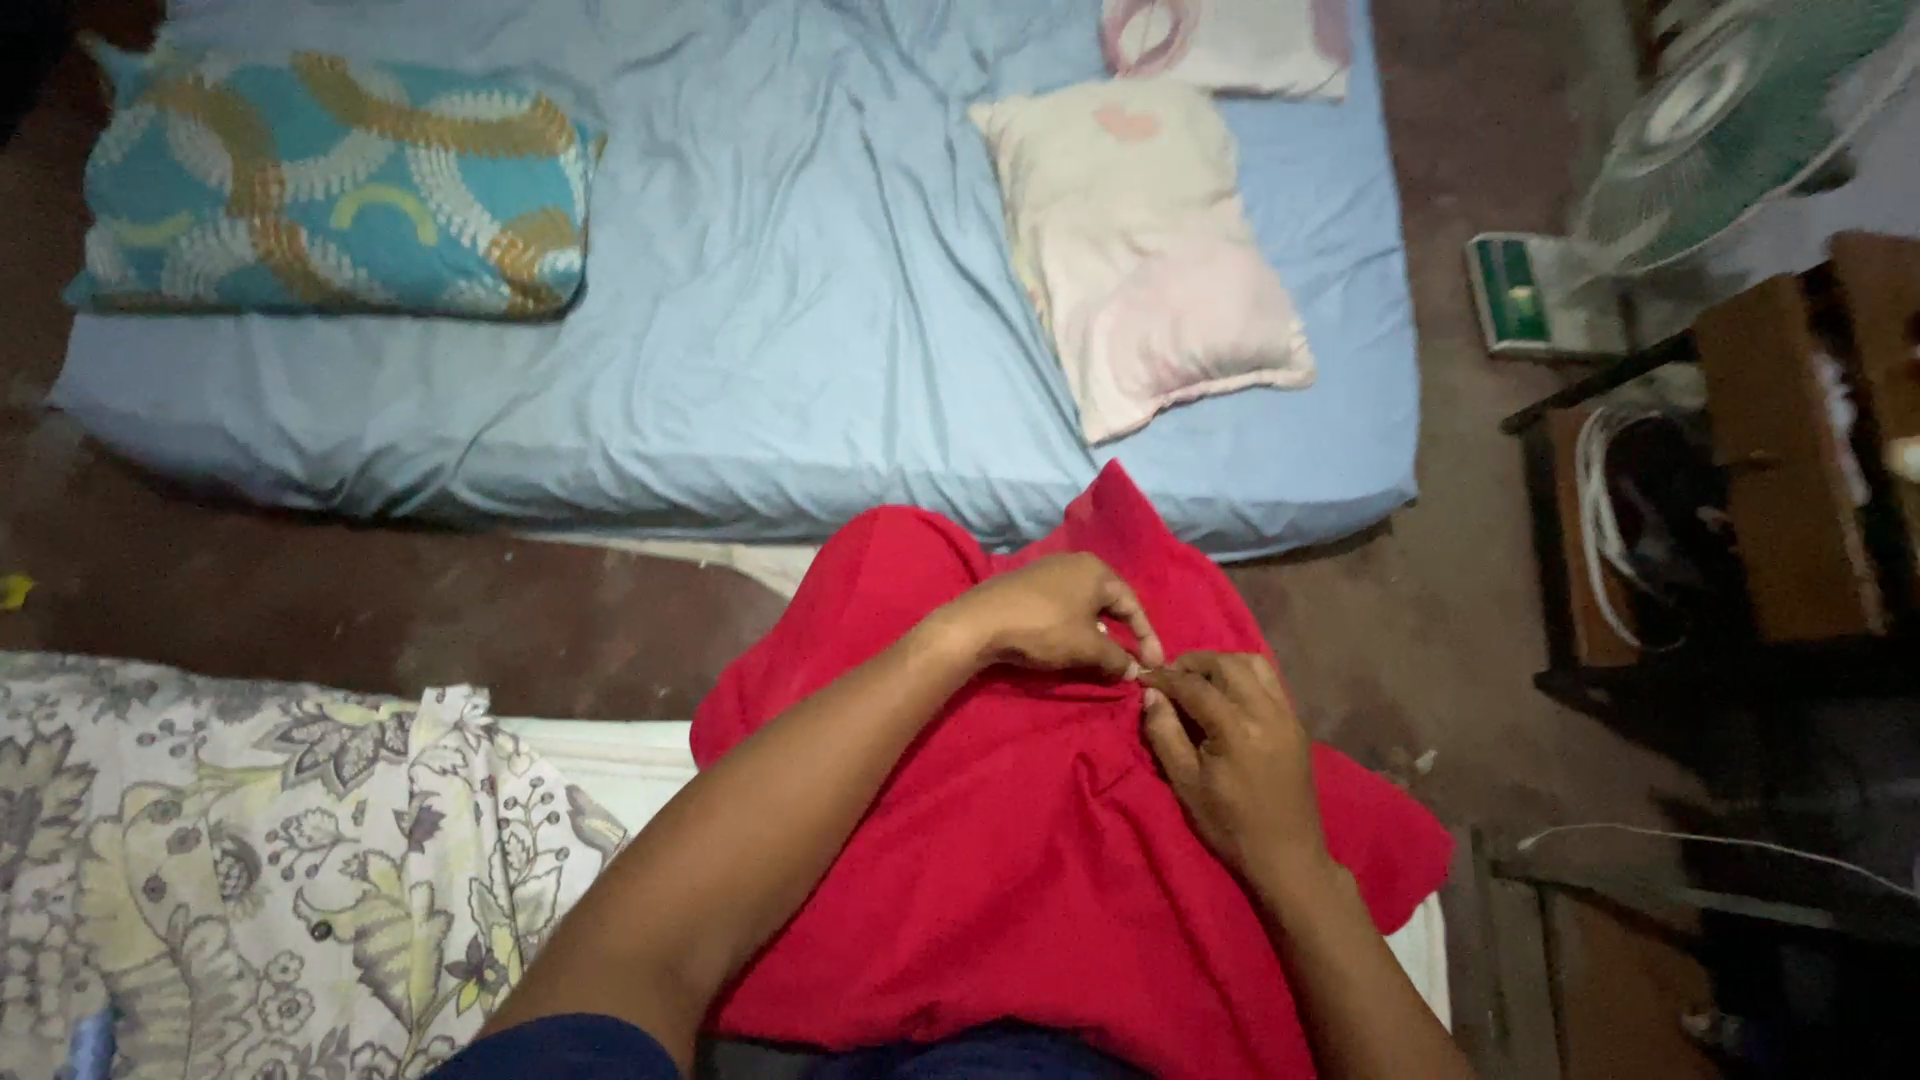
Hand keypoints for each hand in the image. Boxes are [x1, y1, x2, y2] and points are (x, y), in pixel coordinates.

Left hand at [937, 553, 1163, 678]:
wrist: (979, 622)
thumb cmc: (1043, 629)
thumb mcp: (1087, 647)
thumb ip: (1117, 659)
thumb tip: (1135, 670)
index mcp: (1097, 571)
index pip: (1133, 605)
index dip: (1147, 637)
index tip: (1155, 665)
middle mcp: (1074, 562)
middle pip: (1108, 601)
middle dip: (1121, 633)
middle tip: (1129, 660)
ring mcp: (1047, 570)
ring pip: (1084, 604)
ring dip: (1096, 631)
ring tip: (1099, 657)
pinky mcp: (1025, 584)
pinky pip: (1061, 605)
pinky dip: (1072, 625)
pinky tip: (1066, 644)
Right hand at [1140, 652, 1331, 888]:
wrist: (1287, 857)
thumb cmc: (1229, 825)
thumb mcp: (1185, 784)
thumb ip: (1164, 733)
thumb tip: (1152, 695)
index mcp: (1237, 731)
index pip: (1195, 686)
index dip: (1165, 677)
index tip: (1144, 677)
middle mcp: (1267, 714)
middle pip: (1227, 663)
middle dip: (1194, 663)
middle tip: (1171, 677)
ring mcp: (1288, 716)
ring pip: (1254, 663)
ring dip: (1222, 664)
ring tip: (1200, 682)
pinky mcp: (1297, 724)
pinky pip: (1271, 681)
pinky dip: (1245, 675)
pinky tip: (1227, 695)